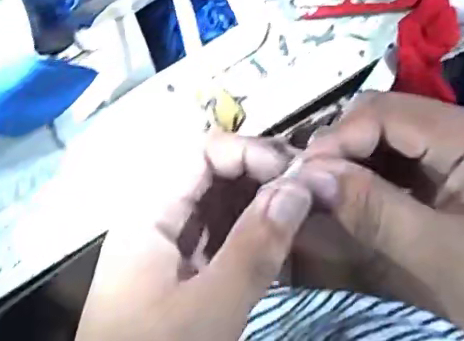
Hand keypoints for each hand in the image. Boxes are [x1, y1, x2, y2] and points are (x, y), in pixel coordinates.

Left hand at [77, 131, 313, 340]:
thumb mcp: (208, 312)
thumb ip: (254, 247)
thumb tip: (299, 185)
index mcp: (149, 212)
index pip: (204, 152)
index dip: (251, 153)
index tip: (296, 175)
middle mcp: (158, 222)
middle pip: (214, 176)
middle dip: (263, 176)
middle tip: (313, 189)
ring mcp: (169, 256)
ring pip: (222, 209)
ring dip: (264, 205)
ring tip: (308, 211)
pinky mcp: (182, 287)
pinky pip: (223, 243)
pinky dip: (255, 237)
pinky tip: (286, 244)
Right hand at [298, 92, 463, 340]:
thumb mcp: (442, 256)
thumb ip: (373, 208)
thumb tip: (308, 174)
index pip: (384, 112)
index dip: (337, 138)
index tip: (297, 177)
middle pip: (391, 123)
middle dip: (345, 152)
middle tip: (304, 191)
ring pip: (400, 148)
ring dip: (362, 171)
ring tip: (323, 203)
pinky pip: (418, 175)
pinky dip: (386, 190)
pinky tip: (361, 212)